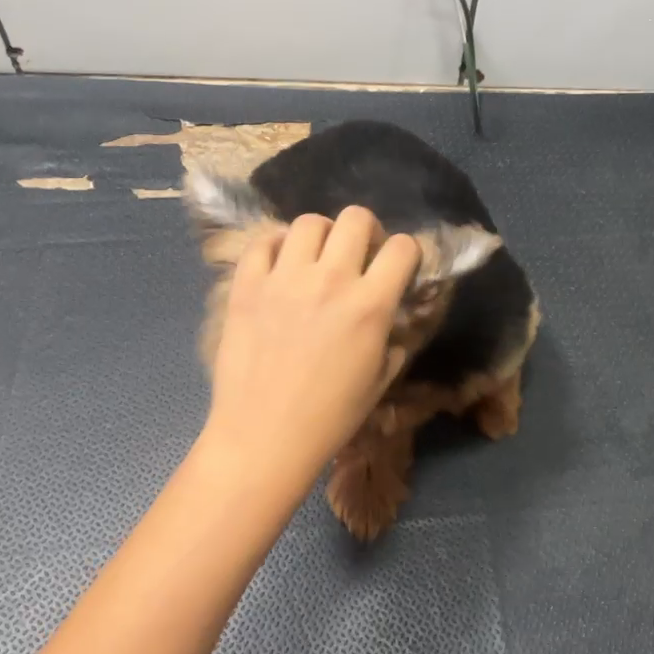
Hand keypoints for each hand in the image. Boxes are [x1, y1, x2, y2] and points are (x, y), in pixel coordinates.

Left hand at [201, 206, 420, 489]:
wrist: (264, 435)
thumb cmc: (330, 418)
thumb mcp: (379, 382)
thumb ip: (392, 342)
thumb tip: (390, 322)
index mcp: (371, 306)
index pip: (403, 248)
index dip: (407, 252)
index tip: (398, 267)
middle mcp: (331, 280)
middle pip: (356, 218)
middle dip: (367, 231)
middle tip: (359, 255)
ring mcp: (284, 278)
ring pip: (310, 222)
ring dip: (322, 234)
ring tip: (317, 258)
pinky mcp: (246, 285)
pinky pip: (263, 241)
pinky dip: (277, 245)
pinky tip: (281, 264)